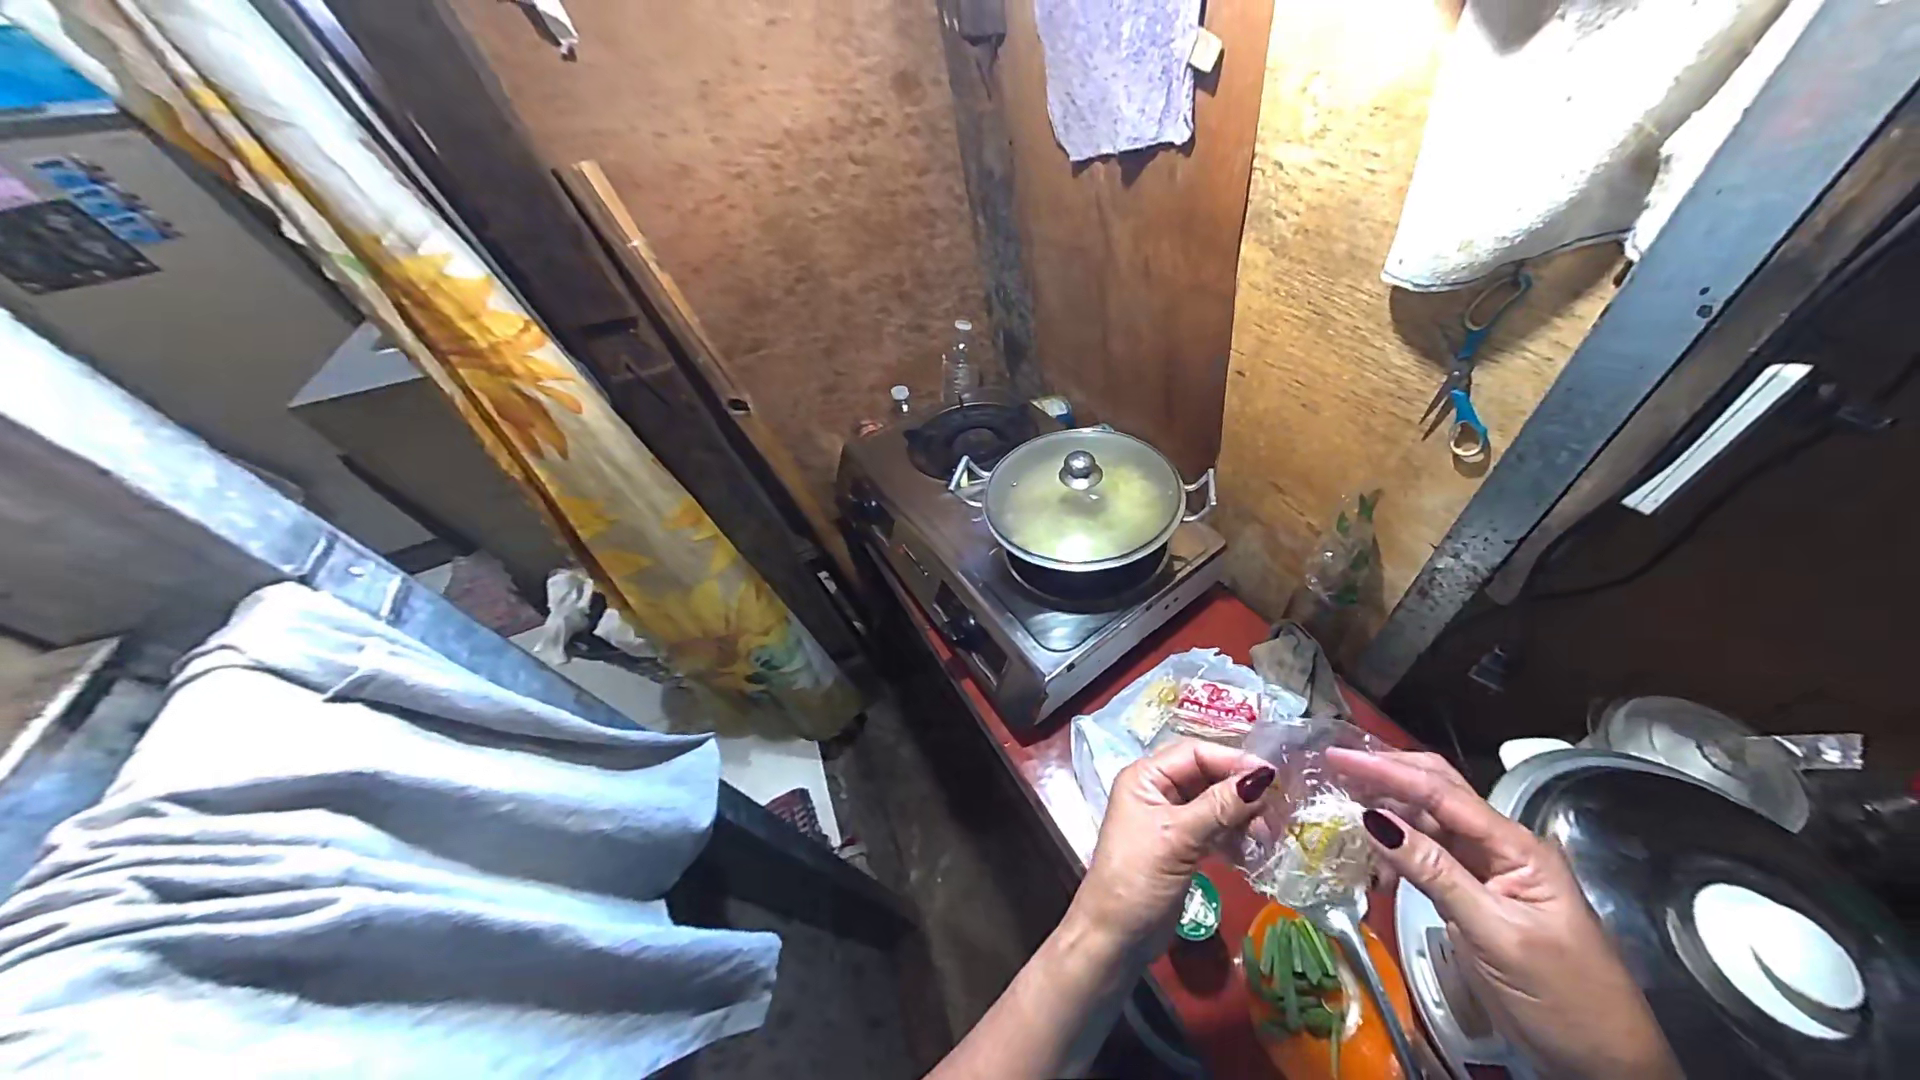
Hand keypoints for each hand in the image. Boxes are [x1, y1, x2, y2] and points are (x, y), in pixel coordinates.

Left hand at [1068, 741, 1276, 956]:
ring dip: (1242, 815)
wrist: (1115, 936)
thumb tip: (1262, 777)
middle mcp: (1156, 790)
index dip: (1232, 761)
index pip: (1194, 753)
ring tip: (1268, 835)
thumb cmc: (1137, 878)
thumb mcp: (1178, 838)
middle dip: (1241, 790)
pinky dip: (1234, 835)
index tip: (1273, 778)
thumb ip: (1219, 806)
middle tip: (1278, 811)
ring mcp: (1169, 818)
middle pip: (1207, 775)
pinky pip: (1214, 827)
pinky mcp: (1182, 844)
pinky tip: (1252, 851)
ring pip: (1214, 802)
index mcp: (1145, 776)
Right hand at [1326, 749, 1682, 1079]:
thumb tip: (1372, 818)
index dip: (1386, 770)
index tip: (1338, 756)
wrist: (1605, 1062)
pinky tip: (1369, 850)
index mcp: (1515, 846)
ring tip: (1341, 801)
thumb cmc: (1562, 998)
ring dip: (1385, 806)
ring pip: (1424, 818)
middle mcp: (1497, 844)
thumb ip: (1434, 872)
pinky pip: (1422, 850)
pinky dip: (1392, 843)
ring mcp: (1483, 866)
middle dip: (1386, 772)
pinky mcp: (1468, 888)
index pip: (1441, 793)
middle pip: (1435, 790)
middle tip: (1335, 765)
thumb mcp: (1494, 933)